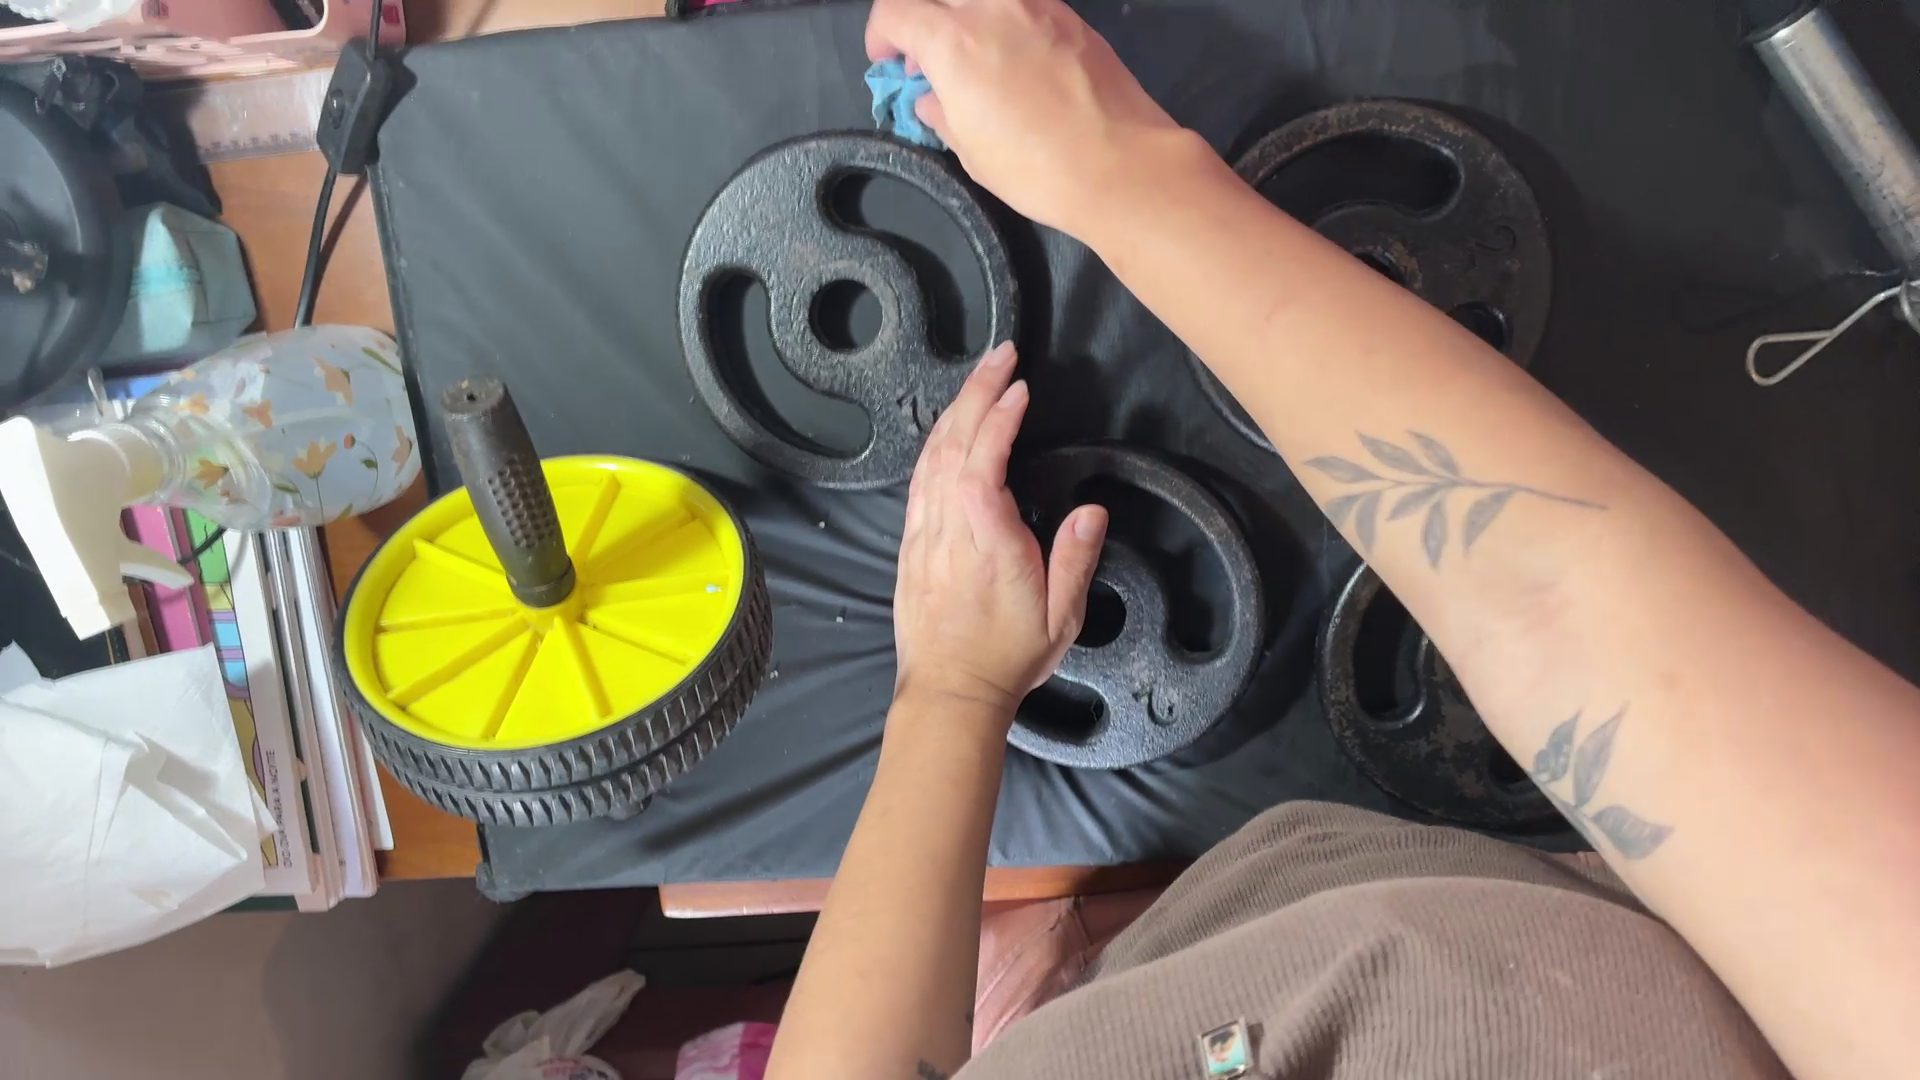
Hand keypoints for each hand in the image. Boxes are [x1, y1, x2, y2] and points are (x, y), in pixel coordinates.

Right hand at [865, 0, 1188, 233]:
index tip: (885, 62)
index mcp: (955, 42)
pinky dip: (1001, 21)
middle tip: (925, 61)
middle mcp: (992, 6)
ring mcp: (1035, 4)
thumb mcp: (972, 153)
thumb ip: (942, 114)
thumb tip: (931, 99)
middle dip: (921, 21)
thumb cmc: (1036, 169)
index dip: (881, 36)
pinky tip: (1011, 61)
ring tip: (970, 60)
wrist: (1117, 164)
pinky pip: (1020, 5)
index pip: (896, 11)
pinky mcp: (1069, 15)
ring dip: (963, 18)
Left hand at [893, 342, 1108, 719]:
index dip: (999, 417)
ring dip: (953, 411)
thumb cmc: (1006, 656)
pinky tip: (945, 430)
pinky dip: (934, 445)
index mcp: (987, 541)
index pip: (985, 461)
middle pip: (953, 445)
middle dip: (975, 392)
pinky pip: (918, 481)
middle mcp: (947, 529)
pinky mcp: (911, 544)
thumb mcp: (1061, 617)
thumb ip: (1075, 558)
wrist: (948, 691)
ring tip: (977, 379)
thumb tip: (1092, 509)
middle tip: (999, 355)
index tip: (1019, 386)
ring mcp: (923, 534)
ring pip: (931, 458)